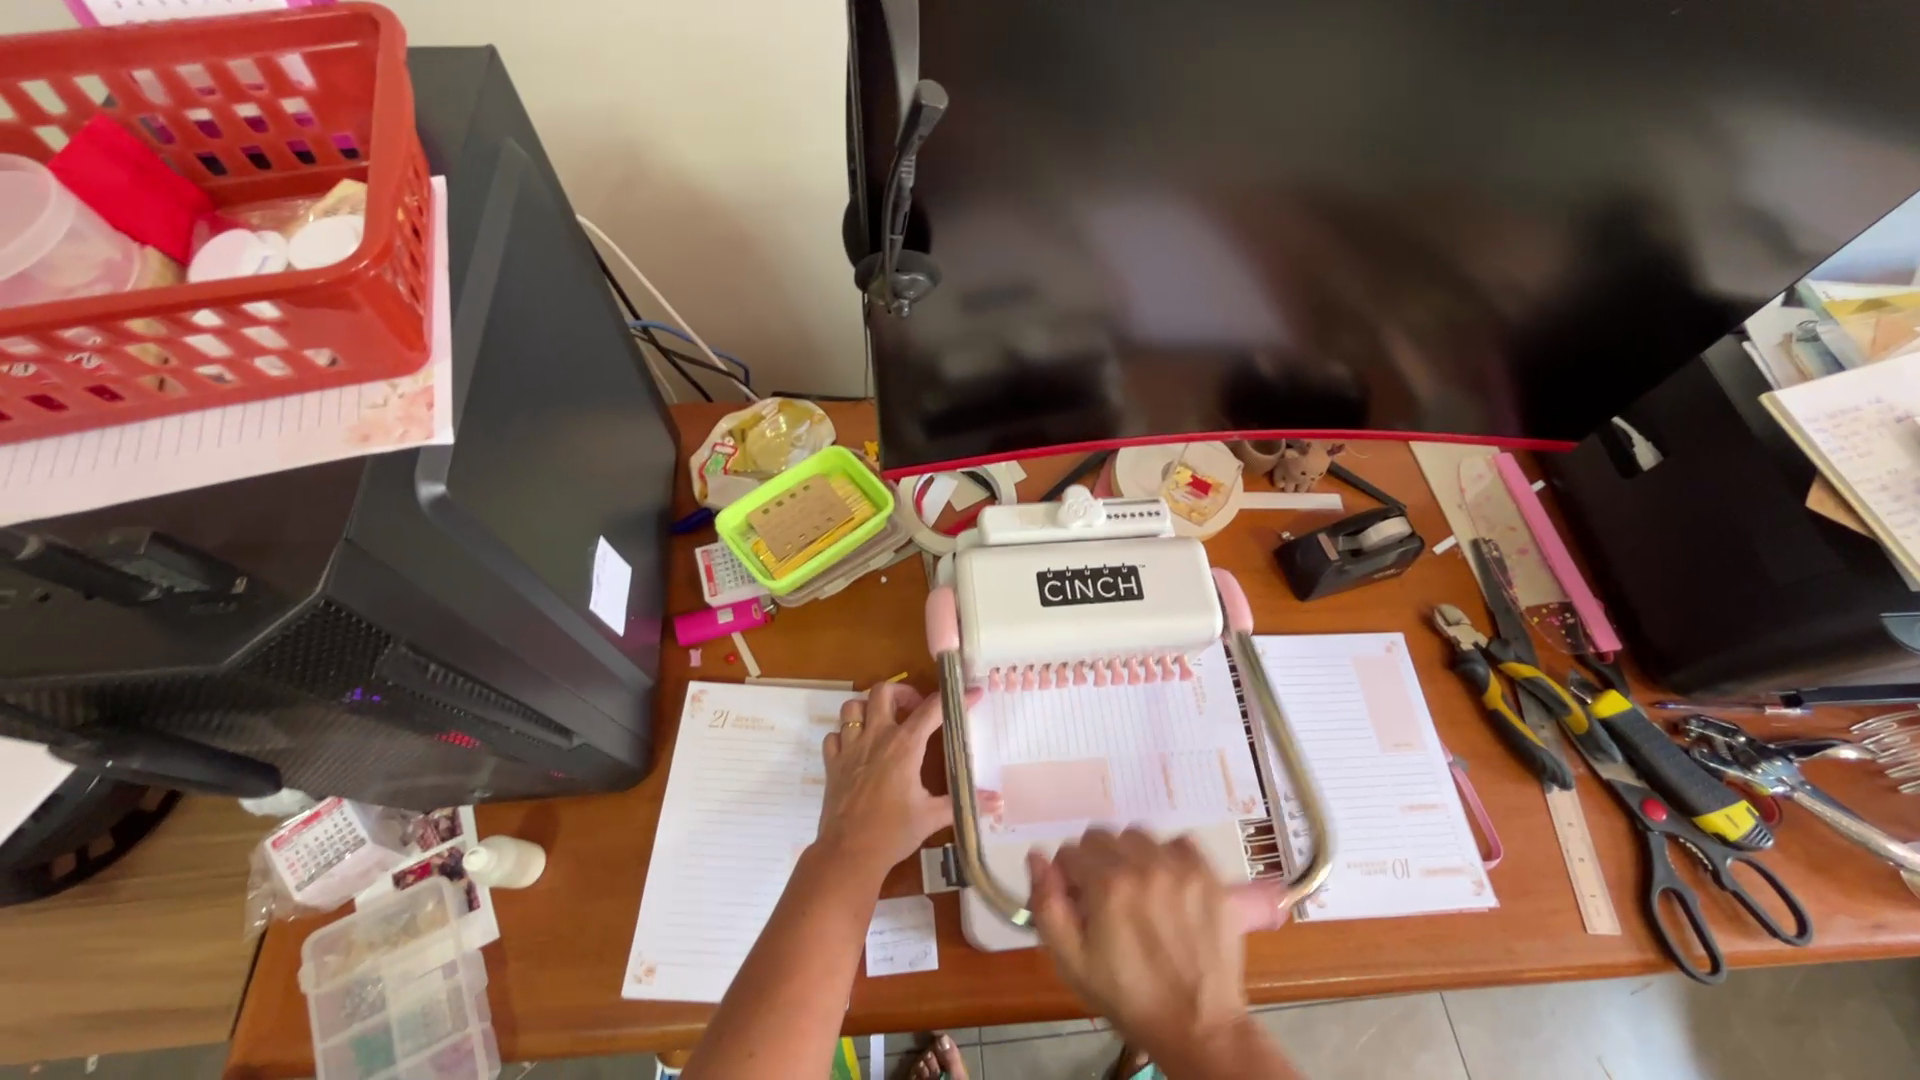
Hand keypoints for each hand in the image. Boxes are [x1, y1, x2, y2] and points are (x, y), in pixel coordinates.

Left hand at [816, 683, 953, 878]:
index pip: (932, 710)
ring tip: (884, 723)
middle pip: (883, 691)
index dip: (953, 698)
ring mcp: (850, 748)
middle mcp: (875, 738)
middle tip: (915, 710)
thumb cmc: (893, 833)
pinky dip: (846, 735)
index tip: (972, 693)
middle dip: (902, 693)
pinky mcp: (832, 764)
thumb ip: (963, 802)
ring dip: (869, 708)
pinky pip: (835, 735)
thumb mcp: (933, 816)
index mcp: (903, 746)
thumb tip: (998, 802)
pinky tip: (858, 748)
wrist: (848, 854)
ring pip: (852, 707)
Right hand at [1027, 829, 1248, 1062]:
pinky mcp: (1209, 876)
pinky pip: (1180, 842)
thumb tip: (1036, 857)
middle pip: (1104, 837)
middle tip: (1105, 897)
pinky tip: (1168, 884)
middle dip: (1096, 862)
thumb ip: (1047, 904)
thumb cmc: (1127, 996)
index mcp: (1107, 884)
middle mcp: (1144, 864)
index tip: (1078, 901)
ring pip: (1140, 836)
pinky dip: (1169, 856)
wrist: (1197, 1025)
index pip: (1071, 851)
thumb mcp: (1071, 961)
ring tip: (1137, 890)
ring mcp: (1181, 868)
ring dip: (1130, 855)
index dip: (1067, 876)